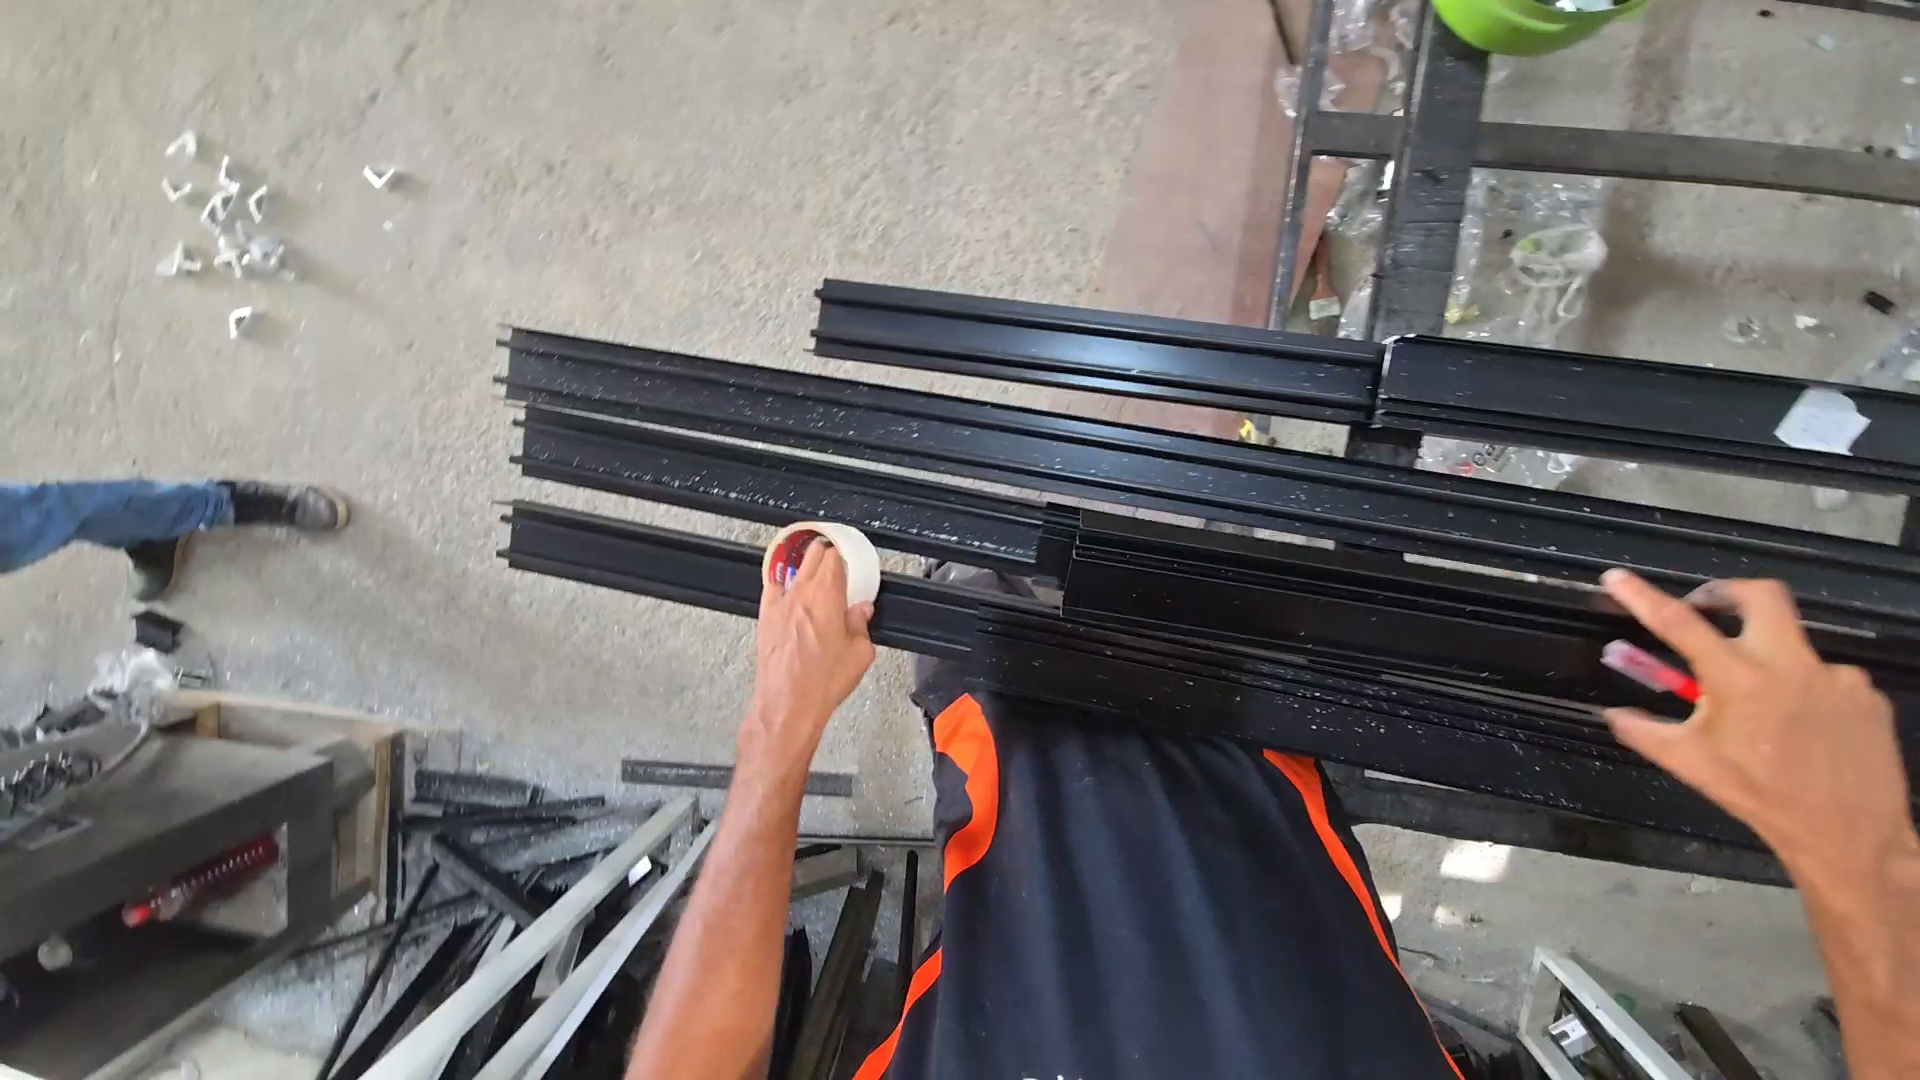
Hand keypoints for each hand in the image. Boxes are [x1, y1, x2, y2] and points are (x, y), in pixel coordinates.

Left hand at [739, 538, 875, 775]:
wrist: (788, 704)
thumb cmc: (823, 680)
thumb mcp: (860, 653)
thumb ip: (861, 624)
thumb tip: (861, 611)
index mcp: (828, 594)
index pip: (834, 556)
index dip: (843, 554)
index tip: (850, 560)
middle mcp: (801, 593)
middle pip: (812, 556)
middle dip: (825, 554)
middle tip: (837, 565)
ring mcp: (780, 604)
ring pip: (794, 571)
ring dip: (806, 570)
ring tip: (816, 580)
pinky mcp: (765, 618)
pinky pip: (773, 590)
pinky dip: (783, 587)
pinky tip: (790, 596)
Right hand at [1601, 569, 1916, 882]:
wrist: (1851, 835)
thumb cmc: (1756, 793)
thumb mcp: (1684, 761)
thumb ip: (1640, 728)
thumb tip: (1613, 712)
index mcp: (1739, 679)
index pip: (1678, 622)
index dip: (1641, 595)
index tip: (1617, 577)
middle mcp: (1791, 667)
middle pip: (1762, 597)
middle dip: (1726, 592)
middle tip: (1704, 606)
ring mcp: (1838, 679)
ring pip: (1792, 646)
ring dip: (1764, 657)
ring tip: (1755, 699)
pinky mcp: (1866, 697)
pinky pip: (1824, 677)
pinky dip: (1799, 687)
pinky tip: (1794, 721)